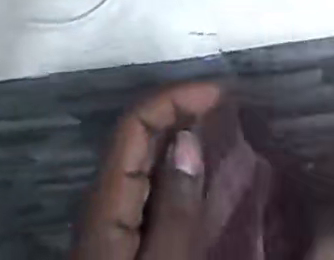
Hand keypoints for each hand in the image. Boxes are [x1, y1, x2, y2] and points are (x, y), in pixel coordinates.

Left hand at [72, 82, 223, 259]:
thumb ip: (175, 210)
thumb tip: (188, 140)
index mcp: (106, 198)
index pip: (135, 123)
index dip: (174, 97)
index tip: (218, 92)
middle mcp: (105, 199)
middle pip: (139, 135)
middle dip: (181, 110)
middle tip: (228, 105)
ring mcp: (111, 220)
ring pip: (145, 159)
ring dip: (181, 136)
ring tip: (223, 130)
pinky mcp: (123, 240)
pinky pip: (151, 186)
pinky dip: (179, 169)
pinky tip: (204, 178)